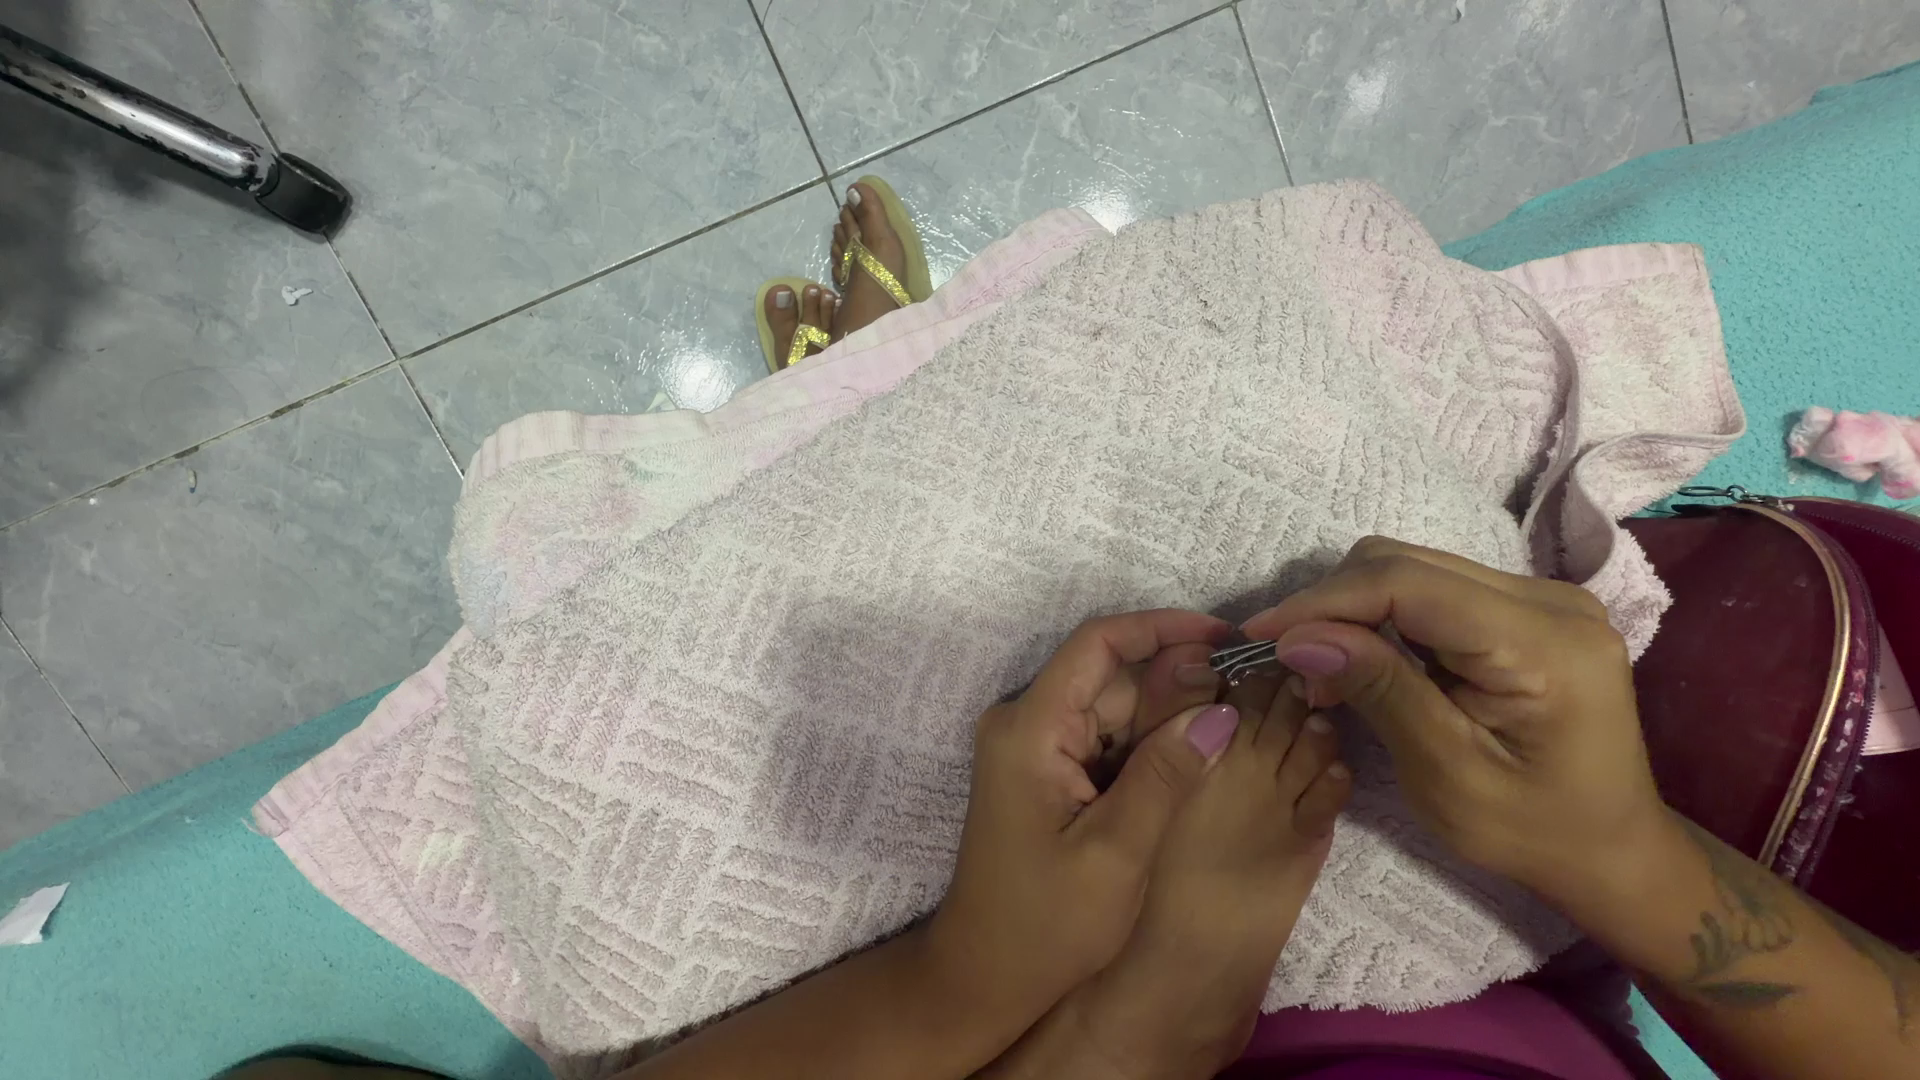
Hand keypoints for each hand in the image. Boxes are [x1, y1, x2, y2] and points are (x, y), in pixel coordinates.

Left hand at [927, 609, 1236, 1031]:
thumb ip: (1166, 773)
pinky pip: (1103, 735)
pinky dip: (1147, 740)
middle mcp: (1025, 722)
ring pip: (1111, 704)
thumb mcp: (1116, 851)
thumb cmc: (1045, 925)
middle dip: (1176, 676)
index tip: (1224, 636)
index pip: (1097, 645)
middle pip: (1108, 675)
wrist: (985, 974)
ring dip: (1167, 710)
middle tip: (1247, 689)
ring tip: (1233, 717)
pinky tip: (1193, 749)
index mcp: (1030, 728)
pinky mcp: (1044, 768)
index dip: (1161, 628)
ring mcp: (1032, 744)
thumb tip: (1221, 709)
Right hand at [1241, 537, 1669, 911]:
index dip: (1323, 601)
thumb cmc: (1532, 830)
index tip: (1260, 634)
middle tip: (1292, 664)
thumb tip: (1297, 639)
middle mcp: (1549, 600)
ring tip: (1322, 668)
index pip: (1407, 585)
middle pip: (1402, 563)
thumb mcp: (1445, 774)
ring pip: (1406, 567)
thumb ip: (1378, 690)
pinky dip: (1376, 615)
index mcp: (1544, 644)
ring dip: (1348, 608)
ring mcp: (1539, 597)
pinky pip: (1424, 587)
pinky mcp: (1521, 606)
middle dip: (1330, 605)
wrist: (1609, 849)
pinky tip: (1360, 658)